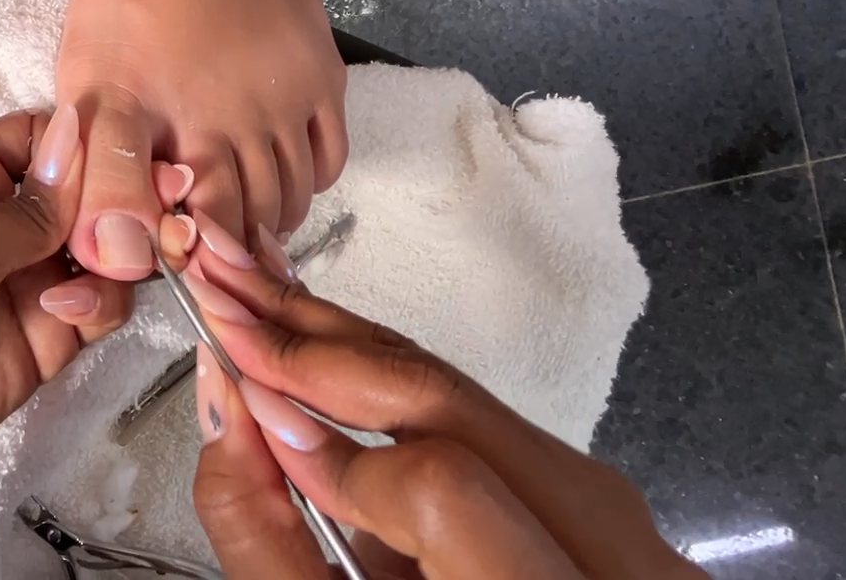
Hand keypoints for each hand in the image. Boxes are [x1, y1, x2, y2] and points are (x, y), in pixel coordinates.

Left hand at [0, 110, 132, 516]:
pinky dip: (101, 300)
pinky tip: (68, 309)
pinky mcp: (45, 336)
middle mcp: (1, 223)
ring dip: (115, 251)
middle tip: (152, 211)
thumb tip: (80, 138)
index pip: (35, 137)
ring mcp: (25, 280)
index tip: (131, 149)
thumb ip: (21, 210)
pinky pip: (98, 304)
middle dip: (114, 198)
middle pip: (79, 191)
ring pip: (100, 247)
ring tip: (111, 263)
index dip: (81, 138)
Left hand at [61, 0, 347, 279]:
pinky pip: (330, 156)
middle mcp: (251, 128)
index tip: (170, 267)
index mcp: (184, 132)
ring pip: (292, 196)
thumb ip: (101, 163)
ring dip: (262, 218)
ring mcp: (294, 101)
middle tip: (198, 254)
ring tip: (231, 223)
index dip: (189, 264)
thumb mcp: (89, 73)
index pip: (203, 237)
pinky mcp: (324, 72)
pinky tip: (274, 176)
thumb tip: (111, 249)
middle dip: (224, 248)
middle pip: (253, 224)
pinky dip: (306, 181)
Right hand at [178, 235, 697, 578]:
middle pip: (447, 399)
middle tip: (223, 293)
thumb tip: (223, 395)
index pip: (442, 490)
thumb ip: (260, 526)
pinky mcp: (588, 491)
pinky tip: (315, 345)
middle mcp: (621, 564)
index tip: (242, 401)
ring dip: (335, 342)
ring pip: (454, 385)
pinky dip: (373, 370)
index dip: (329, 448)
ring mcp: (620, 522)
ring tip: (254, 304)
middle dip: (312, 341)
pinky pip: (464, 402)